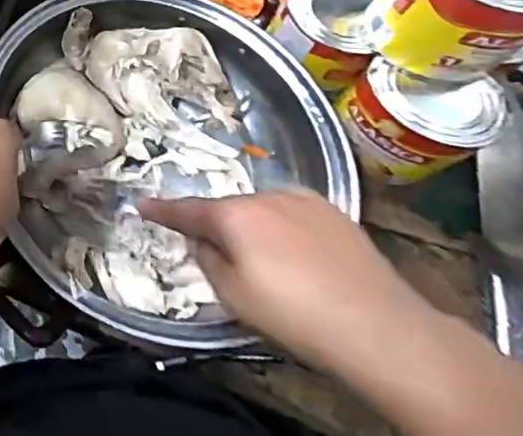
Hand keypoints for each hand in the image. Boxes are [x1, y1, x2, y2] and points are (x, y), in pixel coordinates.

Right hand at [141, 189, 440, 375]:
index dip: (161, 209)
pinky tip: (301, 256)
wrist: (380, 327)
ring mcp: (301, 198)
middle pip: (227, 208)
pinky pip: (292, 211)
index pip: (187, 210)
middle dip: (220, 226)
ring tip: (271, 264)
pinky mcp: (332, 209)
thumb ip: (208, 260)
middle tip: (225, 258)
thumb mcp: (235, 298)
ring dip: (255, 226)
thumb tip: (202, 241)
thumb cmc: (297, 316)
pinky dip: (285, 226)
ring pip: (261, 208)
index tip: (142, 204)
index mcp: (233, 215)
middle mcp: (263, 196)